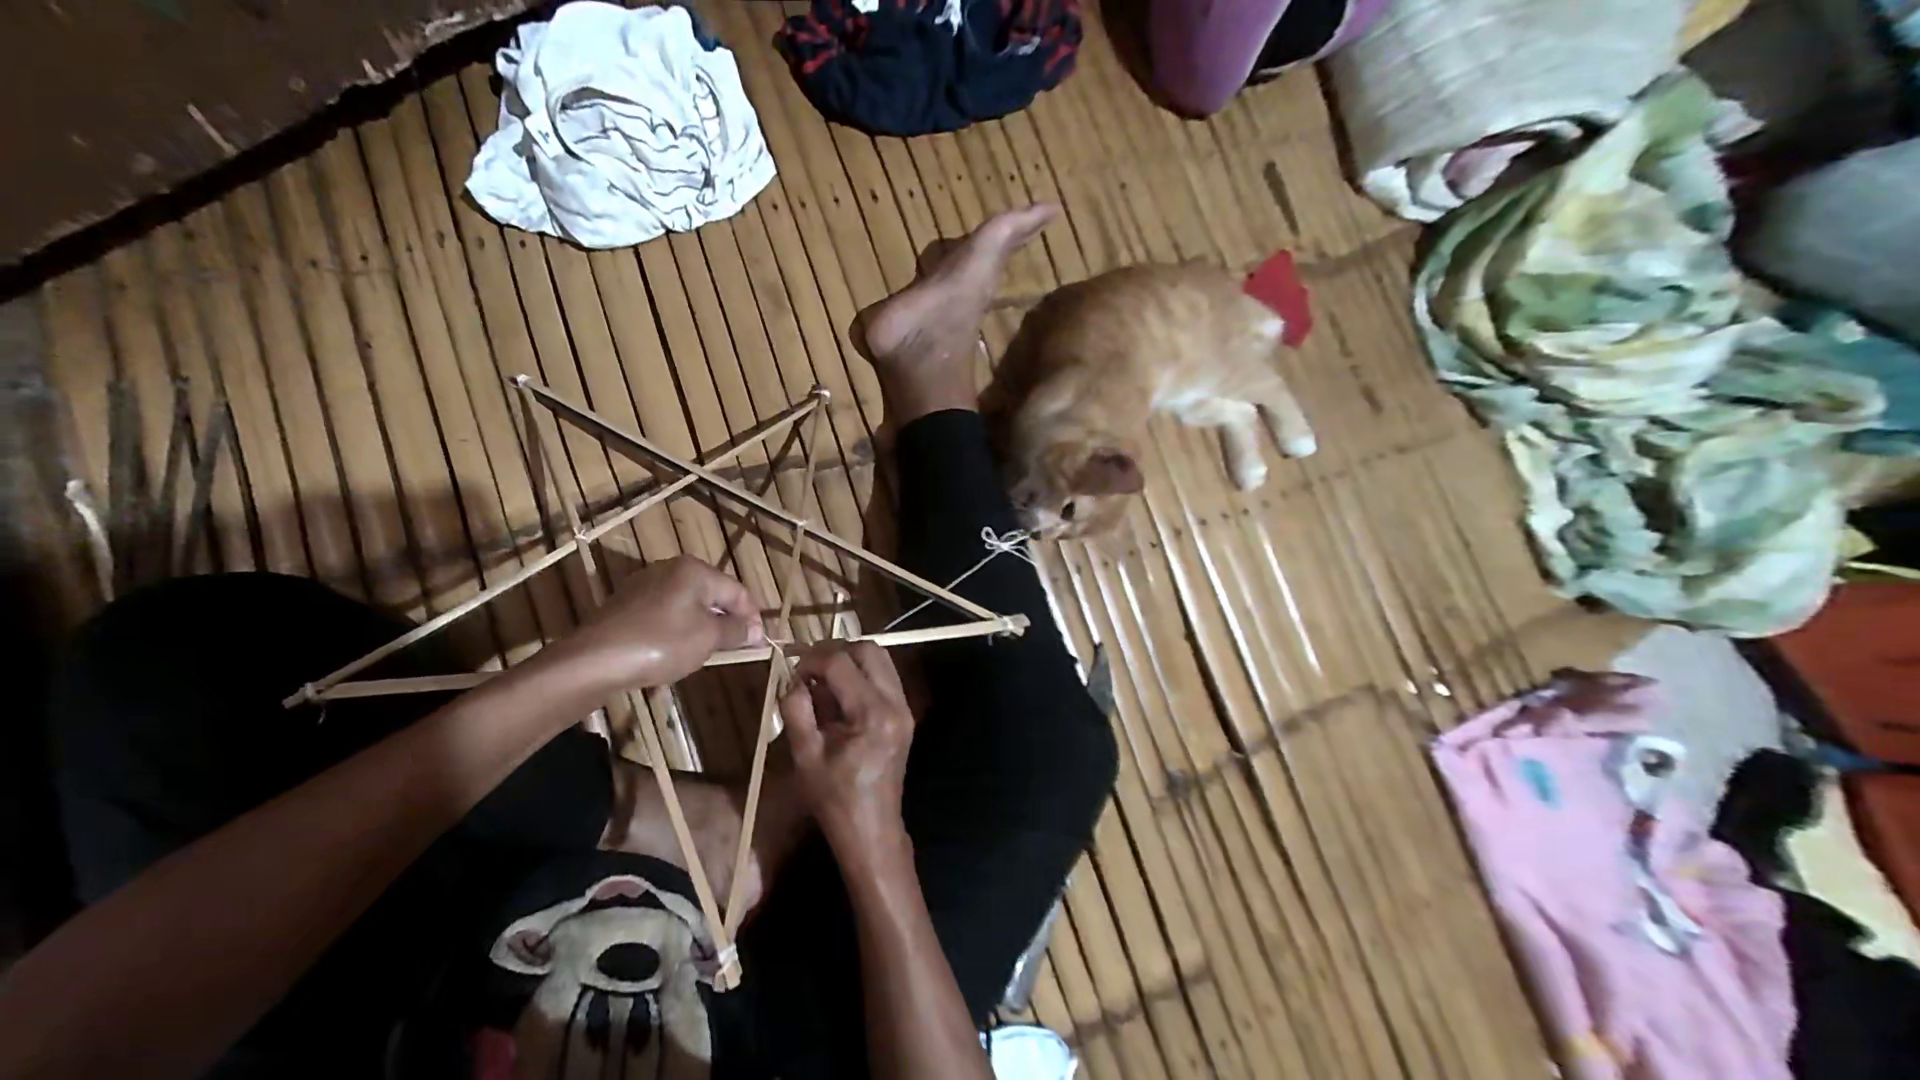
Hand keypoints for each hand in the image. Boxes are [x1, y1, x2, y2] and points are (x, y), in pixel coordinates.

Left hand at [557, 556, 763, 691]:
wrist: (594, 660)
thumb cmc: (662, 643)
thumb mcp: (708, 638)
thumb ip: (736, 631)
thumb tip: (755, 630)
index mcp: (695, 570)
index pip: (737, 591)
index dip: (752, 618)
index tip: (760, 643)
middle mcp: (670, 569)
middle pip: (712, 596)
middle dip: (726, 622)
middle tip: (735, 649)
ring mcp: (644, 586)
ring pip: (687, 607)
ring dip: (701, 629)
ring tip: (705, 655)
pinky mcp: (626, 605)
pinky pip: (664, 616)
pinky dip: (675, 633)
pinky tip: (672, 656)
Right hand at [781, 642, 914, 854]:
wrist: (870, 826)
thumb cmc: (834, 797)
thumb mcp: (805, 754)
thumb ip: (796, 709)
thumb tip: (792, 677)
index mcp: (871, 715)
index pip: (841, 662)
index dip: (811, 659)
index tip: (792, 671)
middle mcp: (895, 703)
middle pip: (868, 649)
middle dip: (834, 651)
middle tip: (808, 668)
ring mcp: (905, 707)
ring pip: (880, 658)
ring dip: (850, 659)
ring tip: (822, 678)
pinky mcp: (905, 713)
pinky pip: (885, 676)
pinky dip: (862, 673)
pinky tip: (839, 693)